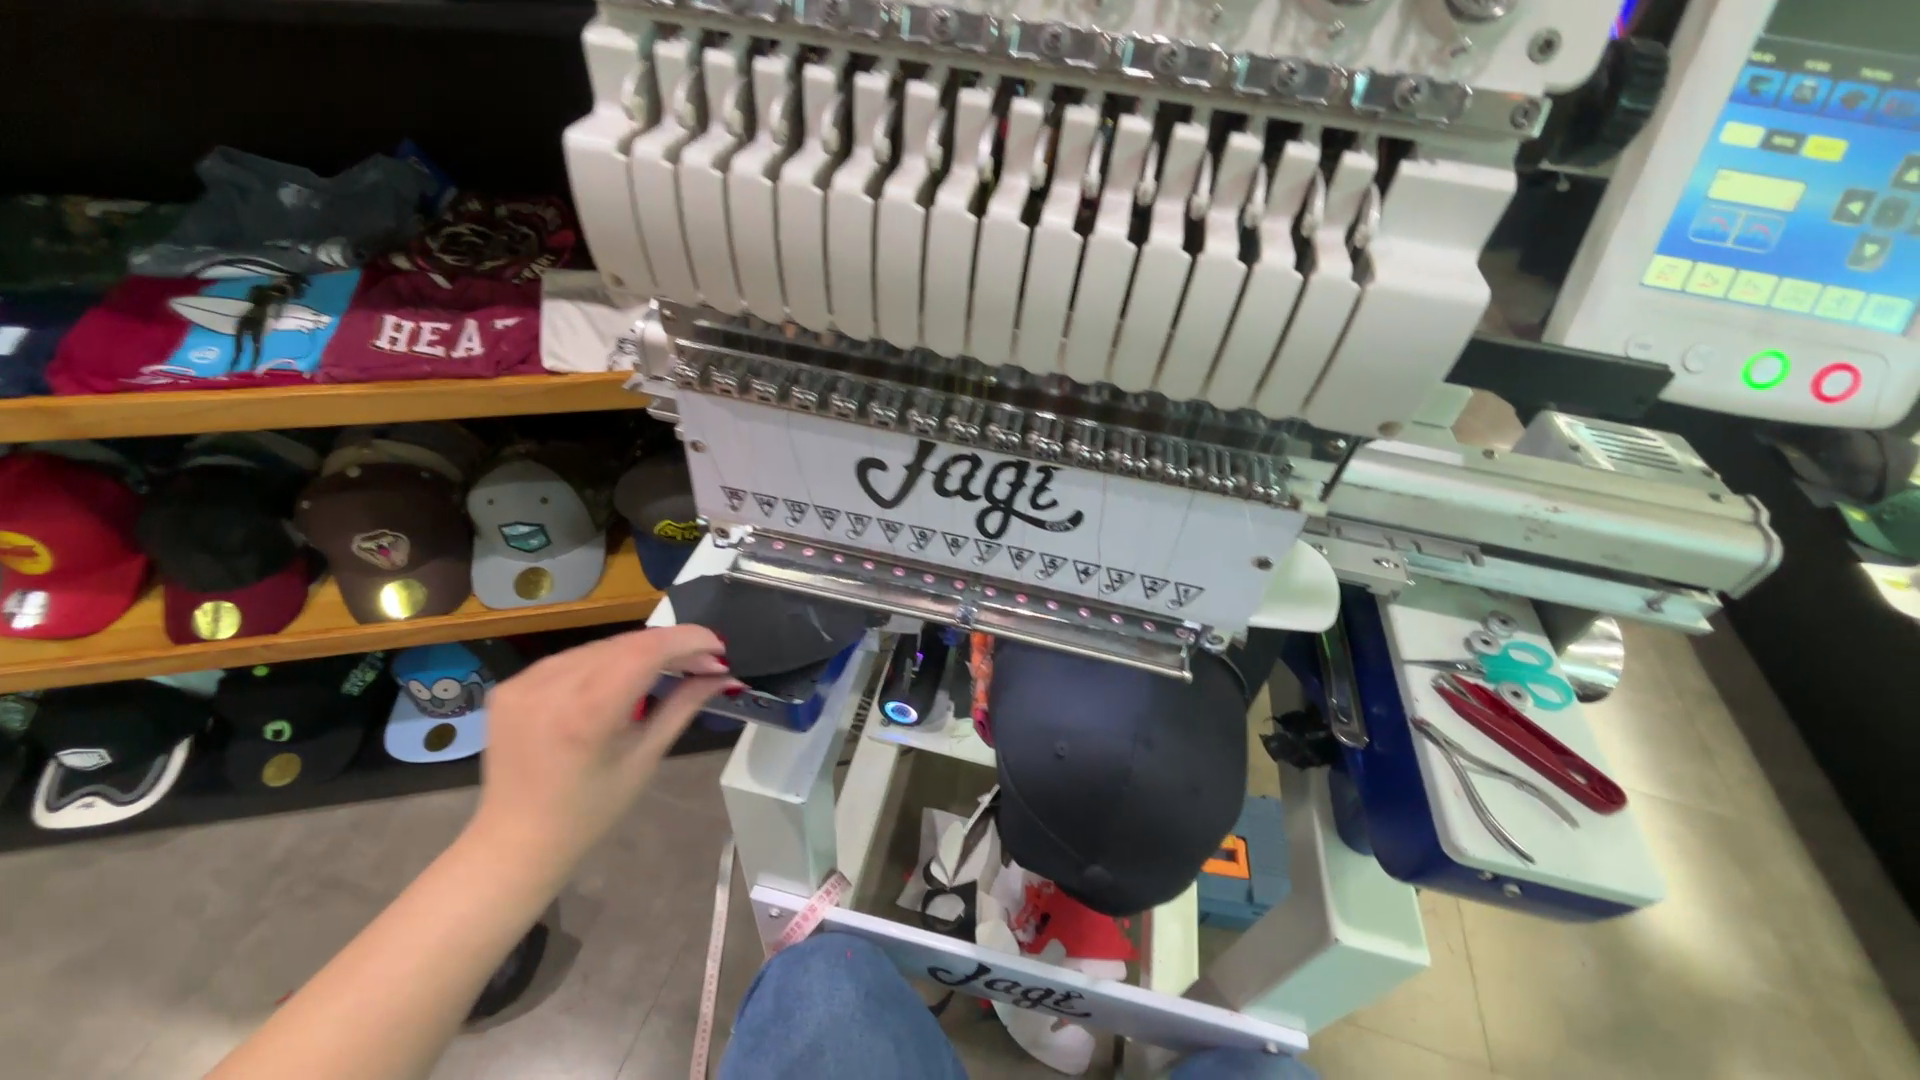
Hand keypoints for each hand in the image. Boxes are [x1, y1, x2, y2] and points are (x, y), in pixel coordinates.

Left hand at [470, 625, 738, 868]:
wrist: (517, 839)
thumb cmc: (590, 810)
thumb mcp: (645, 758)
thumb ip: (682, 705)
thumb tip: (720, 675)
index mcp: (587, 712)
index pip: (646, 650)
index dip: (688, 640)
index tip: (718, 648)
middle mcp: (551, 686)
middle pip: (625, 643)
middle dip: (670, 646)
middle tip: (704, 661)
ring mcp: (525, 682)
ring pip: (600, 647)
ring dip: (639, 650)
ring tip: (669, 667)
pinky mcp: (512, 685)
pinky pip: (571, 658)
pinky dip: (604, 661)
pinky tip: (621, 677)